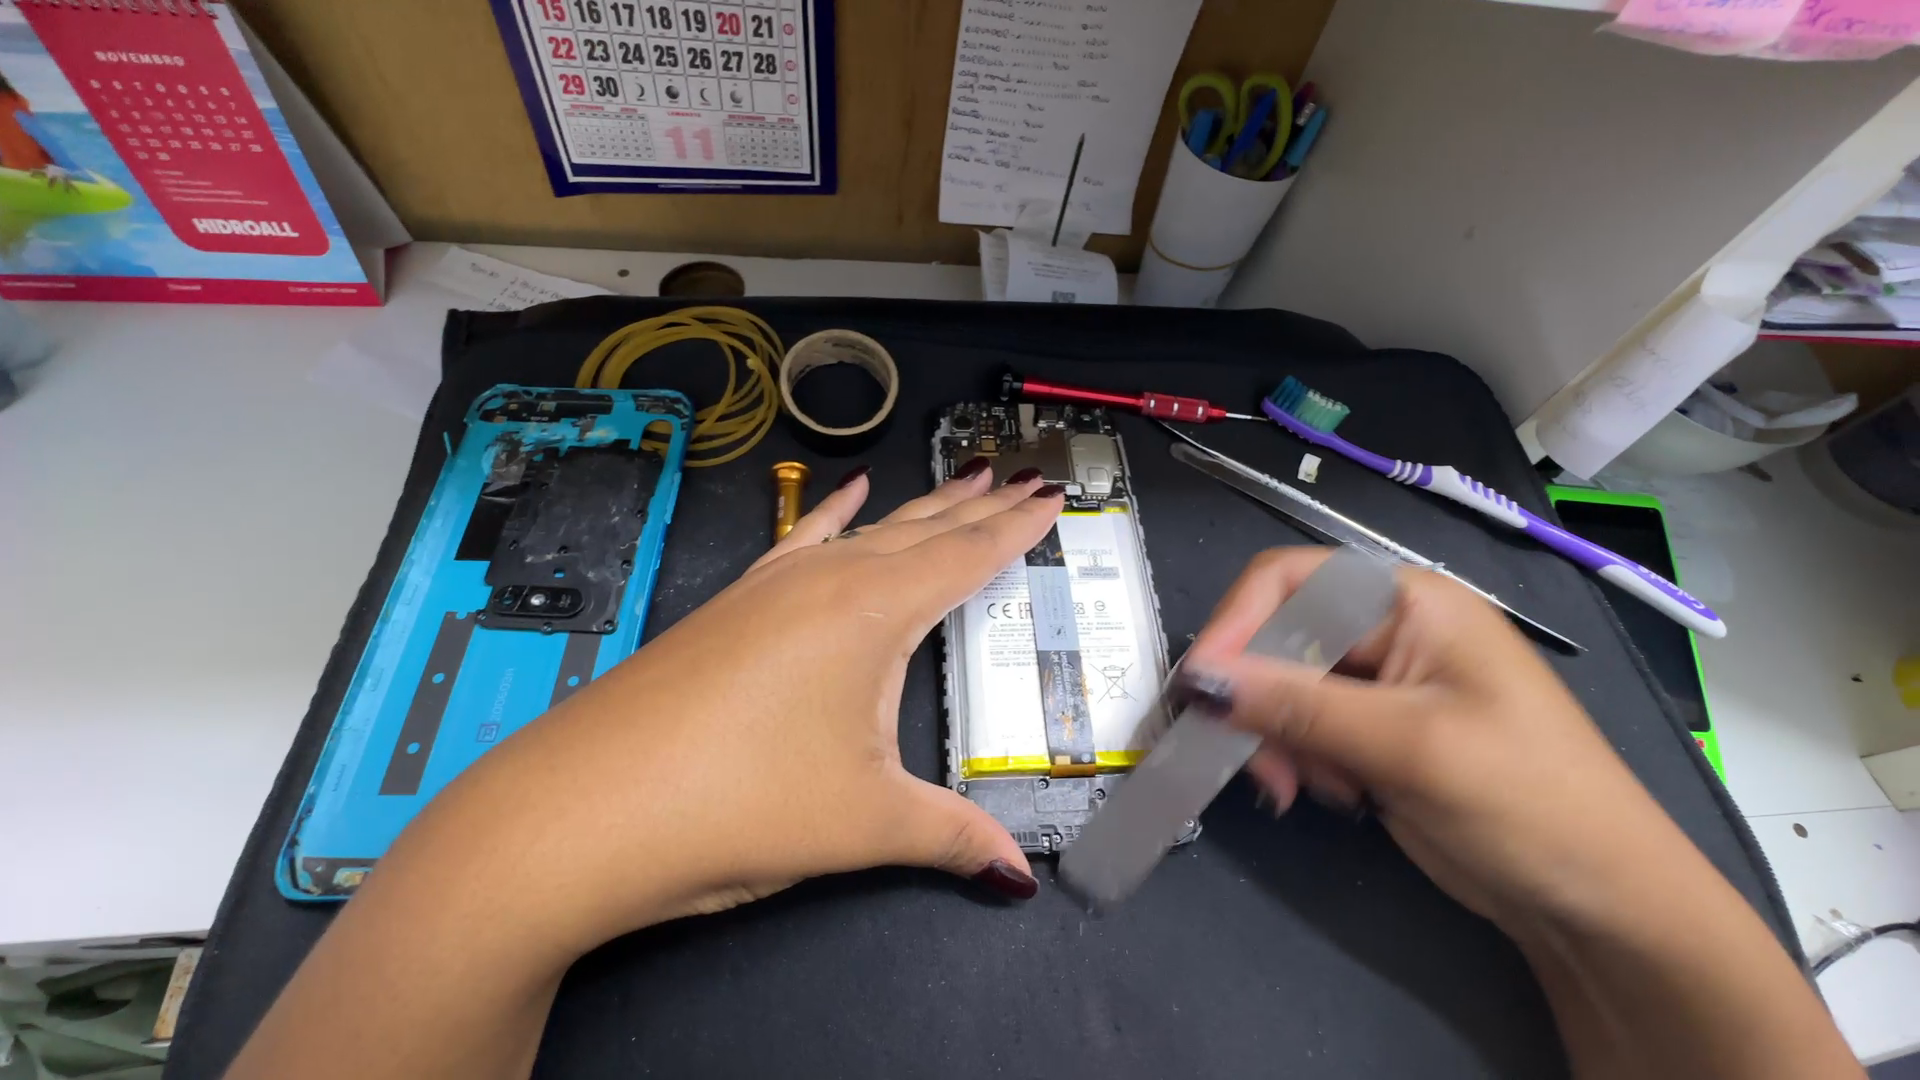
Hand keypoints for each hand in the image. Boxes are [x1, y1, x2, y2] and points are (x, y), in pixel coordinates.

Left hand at [381, 459, 1064, 960]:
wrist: (583, 808)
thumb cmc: (741, 805)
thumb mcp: (864, 823)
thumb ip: (951, 838)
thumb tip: (1019, 879)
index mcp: (871, 613)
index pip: (964, 557)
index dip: (1014, 529)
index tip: (1049, 495)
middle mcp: (824, 581)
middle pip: (920, 531)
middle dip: (977, 509)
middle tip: (1019, 481)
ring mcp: (770, 587)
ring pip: (865, 532)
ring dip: (917, 509)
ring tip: (959, 481)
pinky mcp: (732, 607)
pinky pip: (802, 542)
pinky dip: (835, 517)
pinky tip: (847, 496)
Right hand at [1178, 547, 1702, 930]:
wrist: (1601, 906)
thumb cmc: (1530, 802)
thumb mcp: (1411, 747)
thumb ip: (1300, 707)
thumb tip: (1200, 680)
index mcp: (1409, 602)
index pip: (1289, 582)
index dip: (1236, 624)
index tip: (1201, 689)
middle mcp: (1387, 630)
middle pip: (1277, 638)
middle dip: (1258, 700)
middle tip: (1261, 765)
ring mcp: (1377, 684)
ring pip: (1279, 689)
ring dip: (1277, 740)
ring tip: (1304, 791)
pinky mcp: (1368, 732)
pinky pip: (1299, 728)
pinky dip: (1296, 761)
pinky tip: (1329, 796)